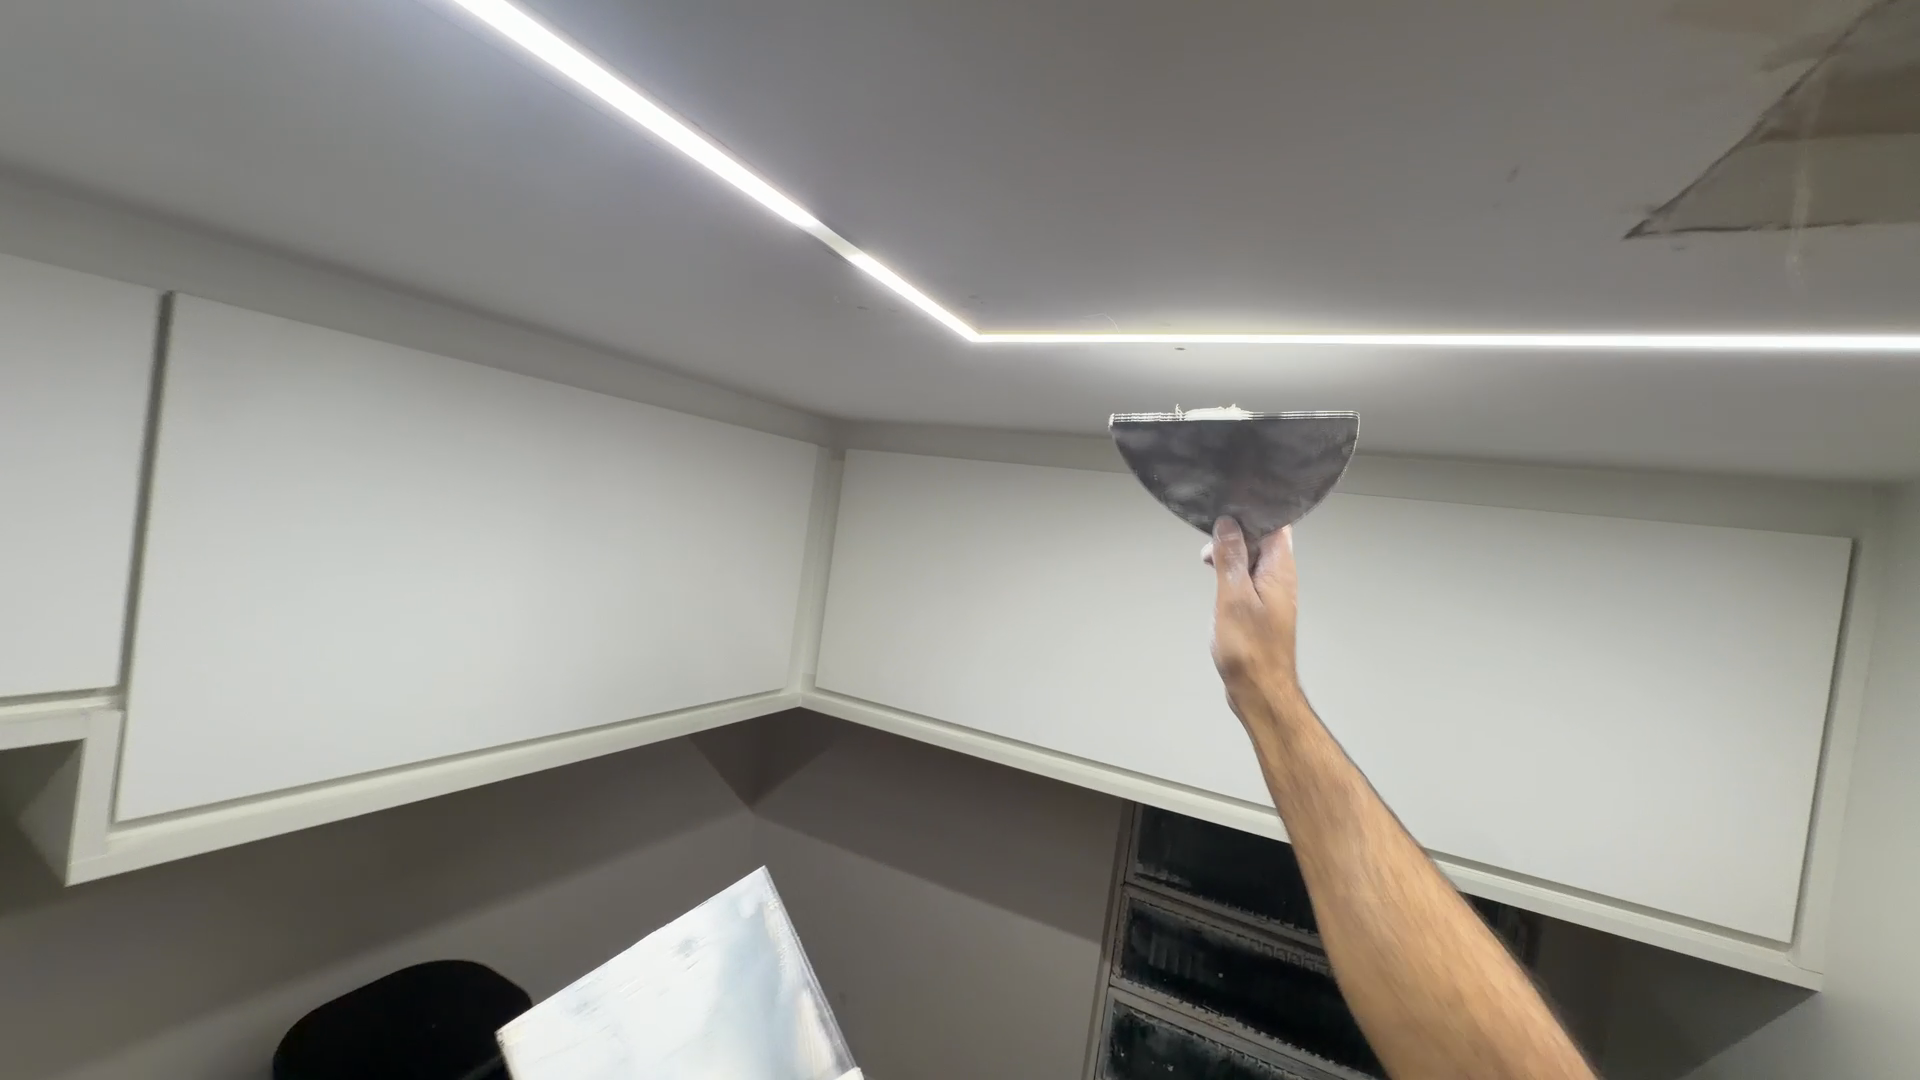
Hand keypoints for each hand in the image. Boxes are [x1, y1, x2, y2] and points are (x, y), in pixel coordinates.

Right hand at [1203, 517, 1300, 719]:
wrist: (1258, 690)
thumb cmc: (1248, 646)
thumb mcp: (1233, 597)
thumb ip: (1231, 558)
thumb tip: (1227, 523)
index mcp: (1280, 570)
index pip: (1277, 526)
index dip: (1256, 511)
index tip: (1229, 504)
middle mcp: (1280, 578)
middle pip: (1263, 539)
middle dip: (1237, 531)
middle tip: (1209, 538)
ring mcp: (1271, 594)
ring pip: (1253, 559)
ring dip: (1231, 553)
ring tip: (1205, 558)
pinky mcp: (1260, 608)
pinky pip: (1247, 577)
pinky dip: (1231, 571)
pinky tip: (1214, 577)